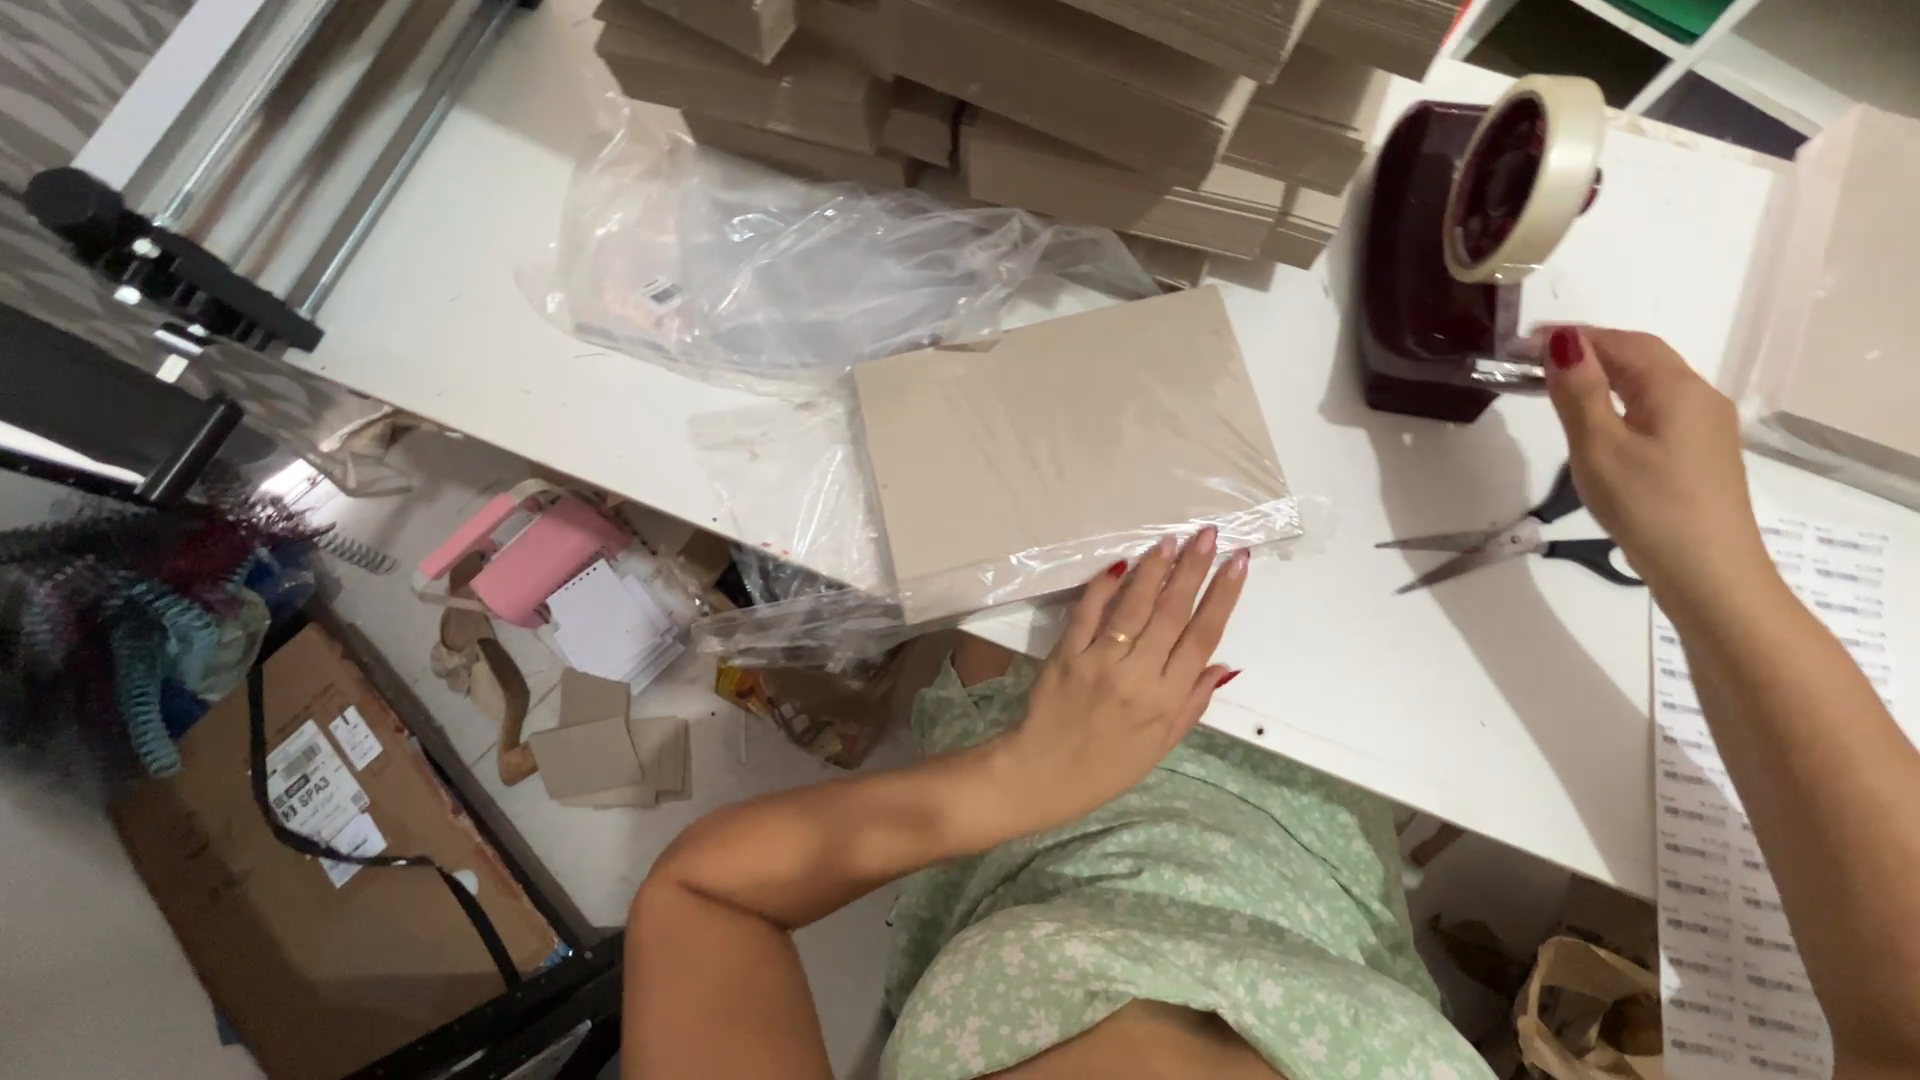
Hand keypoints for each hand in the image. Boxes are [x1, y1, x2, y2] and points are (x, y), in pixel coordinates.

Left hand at [985, 527, 1247, 833]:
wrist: (1043, 774)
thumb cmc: (1108, 767)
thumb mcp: (1161, 746)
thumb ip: (1192, 703)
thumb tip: (1225, 665)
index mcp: (1166, 699)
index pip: (1202, 637)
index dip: (1223, 596)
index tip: (1239, 563)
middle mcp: (1137, 675)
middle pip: (1173, 613)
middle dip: (1194, 569)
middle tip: (1209, 535)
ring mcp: (1099, 661)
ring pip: (1134, 607)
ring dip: (1155, 570)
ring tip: (1172, 541)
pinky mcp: (1066, 653)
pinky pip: (1088, 613)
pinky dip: (1104, 588)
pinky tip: (1120, 565)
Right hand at [1543, 326, 1770, 598]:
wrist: (1706, 567)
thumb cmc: (1647, 503)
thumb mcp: (1599, 446)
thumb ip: (1578, 393)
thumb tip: (1562, 342)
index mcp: (1675, 389)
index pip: (1623, 342)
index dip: (1575, 334)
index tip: (1524, 341)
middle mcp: (1698, 397)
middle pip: (1642, 356)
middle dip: (1589, 348)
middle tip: (1534, 358)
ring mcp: (1704, 425)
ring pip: (1649, 382)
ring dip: (1603, 373)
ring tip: (1556, 383)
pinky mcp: (1698, 452)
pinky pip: (1655, 406)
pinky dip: (1619, 397)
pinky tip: (1597, 417)